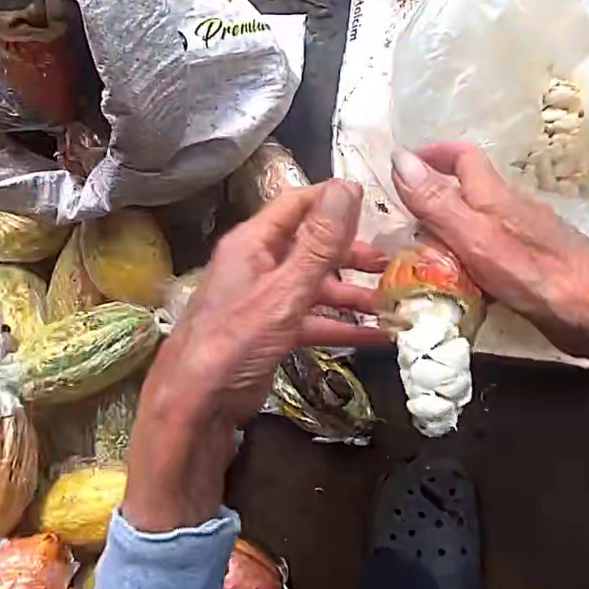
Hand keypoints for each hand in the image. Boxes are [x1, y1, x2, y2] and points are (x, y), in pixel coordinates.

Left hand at [123, 180, 386, 530]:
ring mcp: (263, 300)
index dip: (334, 201)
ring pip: (314, 287)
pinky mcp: (270, 333)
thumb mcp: (285, 288)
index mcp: (254, 242)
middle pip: (310, 246)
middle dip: (350, 254)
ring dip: (350, 294)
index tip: (373, 206)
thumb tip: (347, 187)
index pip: (297, 204)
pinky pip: (310, 320)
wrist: (199, 401)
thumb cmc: (237, 339)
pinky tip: (374, 337)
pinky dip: (339, 326)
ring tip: (388, 304)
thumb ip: (320, 242)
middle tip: (388, 264)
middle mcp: (257, 265)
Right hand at [391, 142, 588, 397]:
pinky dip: (462, 261)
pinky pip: (485, 254)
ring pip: (474, 226)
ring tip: (414, 257)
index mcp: (495, 197)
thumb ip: (438, 203)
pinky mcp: (529, 268)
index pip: (463, 158)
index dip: (432, 155)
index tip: (401, 167)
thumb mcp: (477, 237)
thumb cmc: (538, 275)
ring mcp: (522, 240)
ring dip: (443, 234)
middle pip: (465, 193)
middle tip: (398, 225)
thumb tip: (399, 159)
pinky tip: (453, 283)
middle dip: (430, 200)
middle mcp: (510, 211)